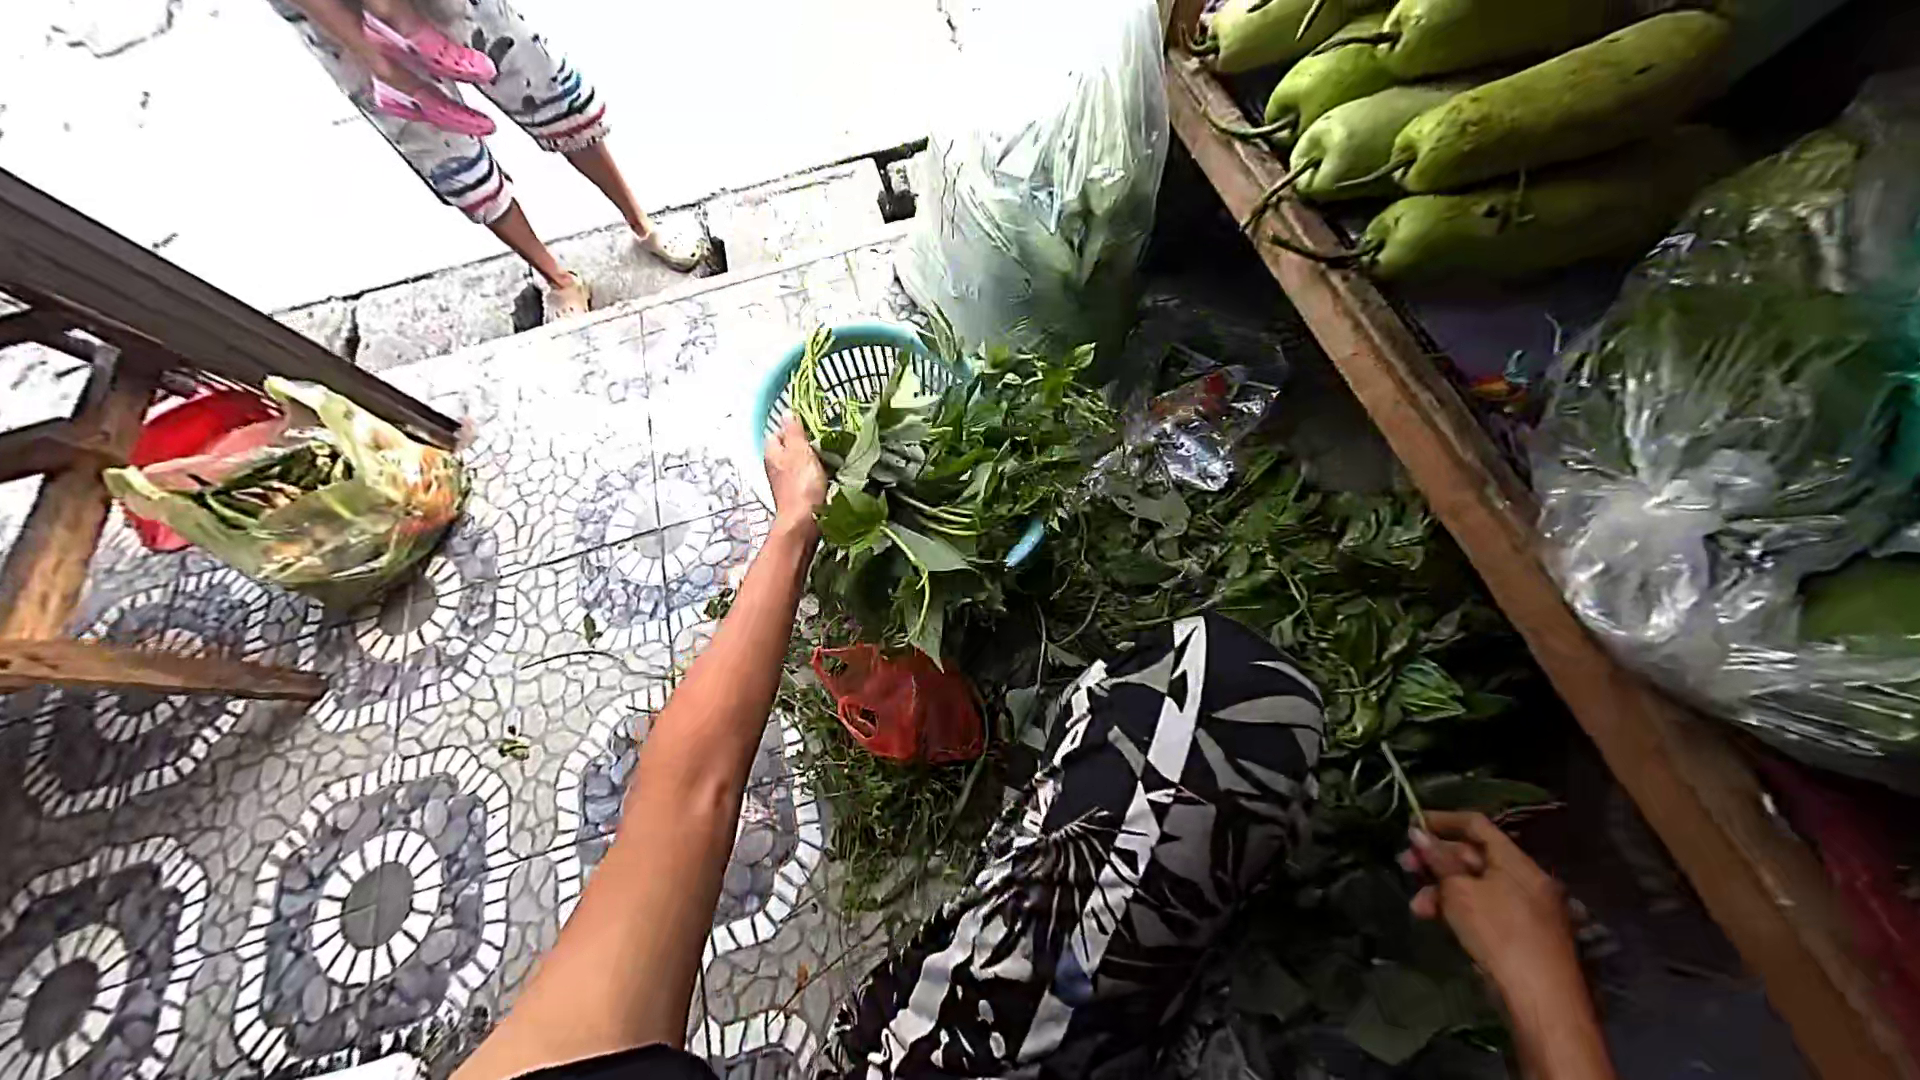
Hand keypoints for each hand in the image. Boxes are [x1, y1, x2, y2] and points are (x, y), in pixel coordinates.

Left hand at [765, 418, 826, 535]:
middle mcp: (775, 466)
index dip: (792, 428)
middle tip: (824, 443)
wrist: (804, 522)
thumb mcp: (800, 451)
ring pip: (799, 464)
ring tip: (830, 458)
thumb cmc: (801, 484)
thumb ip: (794, 431)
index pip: (778, 432)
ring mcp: (786, 482)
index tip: (811, 428)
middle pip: (790, 448)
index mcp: (773, 453)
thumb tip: (787, 411)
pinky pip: (807, 478)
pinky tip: (828, 476)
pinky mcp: (797, 494)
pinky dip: (816, 476)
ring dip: (813, 461)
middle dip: (805, 445)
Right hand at [1403, 811, 1580, 996]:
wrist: (1541, 1001)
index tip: (1411, 823)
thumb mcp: (1460, 891)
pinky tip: (1434, 917)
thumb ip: (1438, 859)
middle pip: (1472, 855)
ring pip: (1472, 883)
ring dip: (1439, 888)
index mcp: (1517, 863)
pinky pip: (1481, 906)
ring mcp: (1523, 907)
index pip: (1477, 825)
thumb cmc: (1499, 933)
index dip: (1442, 820)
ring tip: (1418, 904)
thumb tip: (1417, 831)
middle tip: (1405, 864)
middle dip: (1434, 859)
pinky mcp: (1518, 931)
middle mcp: (1524, 880)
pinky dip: (1456, 907)